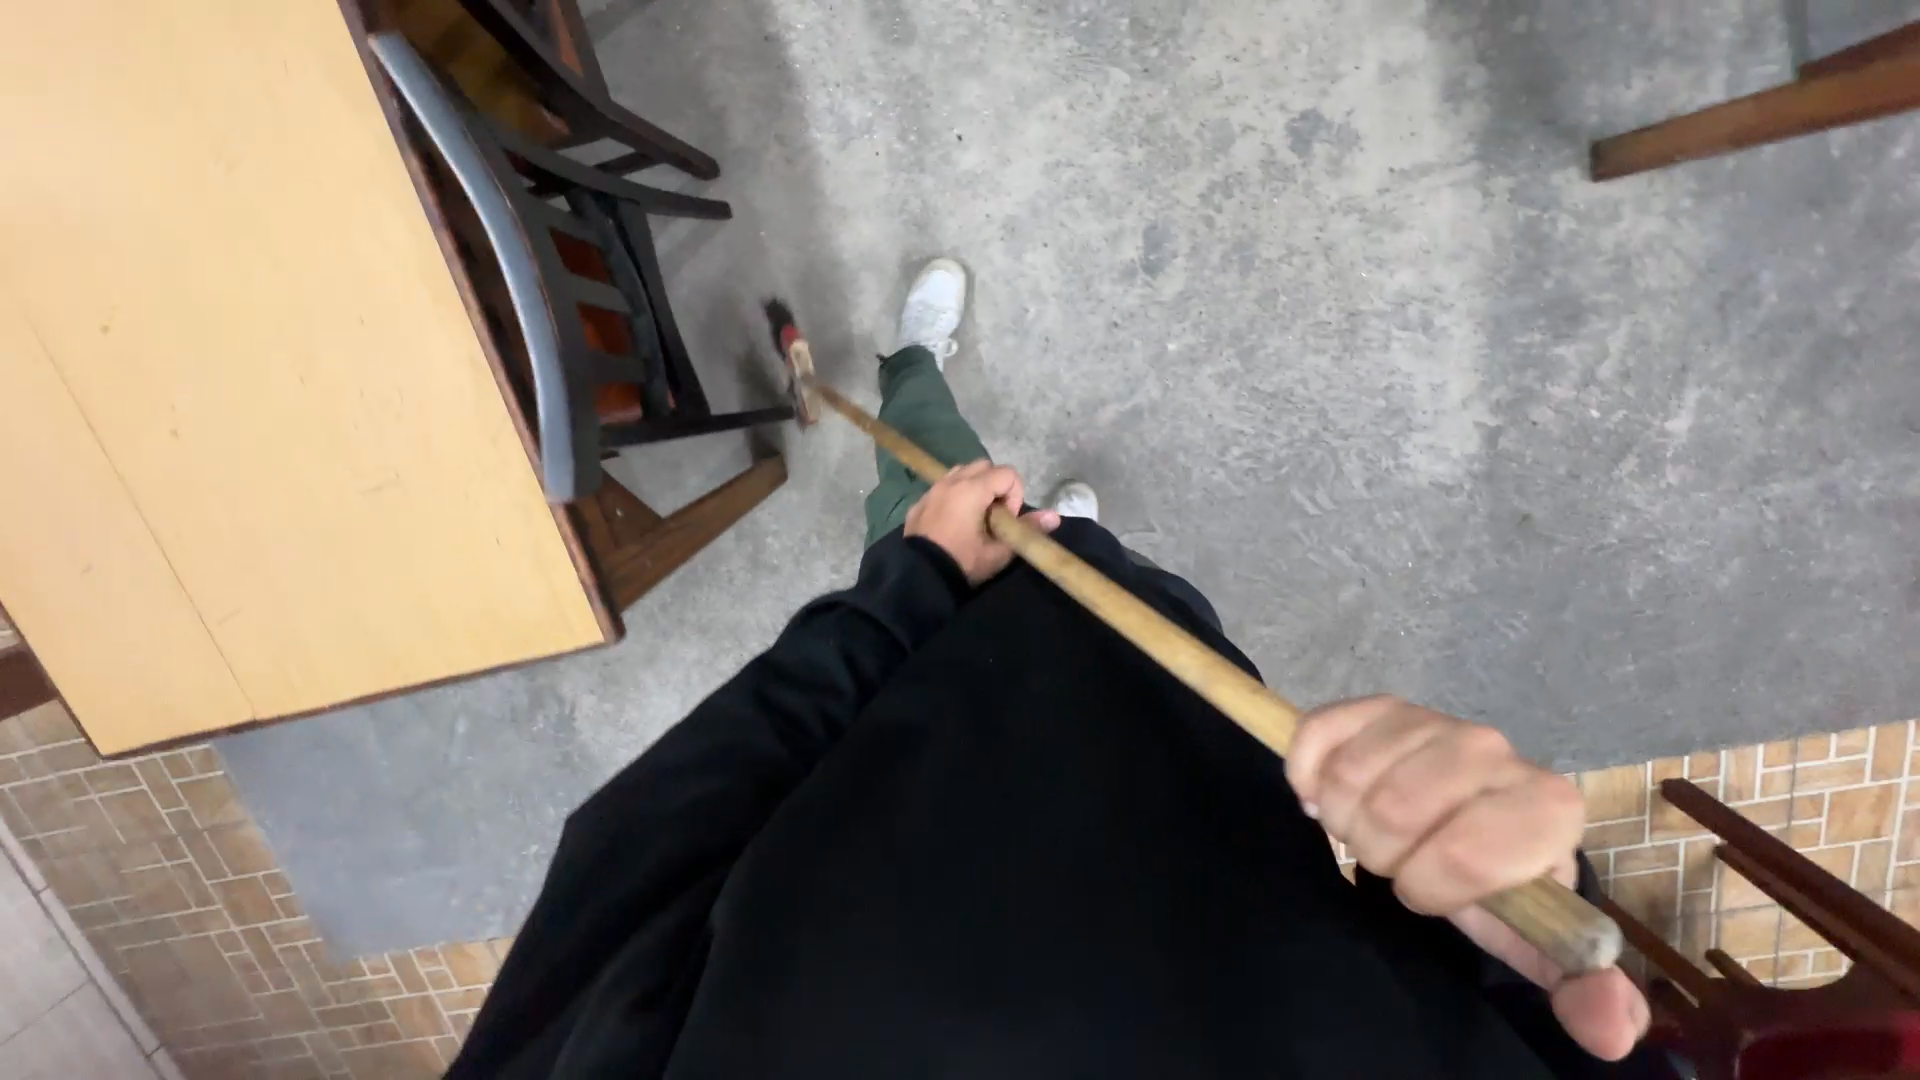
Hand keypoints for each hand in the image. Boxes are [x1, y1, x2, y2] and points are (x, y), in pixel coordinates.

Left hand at [904, 461, 1059, 585]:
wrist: (918, 578)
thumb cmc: (963, 563)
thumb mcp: (999, 551)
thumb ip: (1027, 529)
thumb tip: (1054, 516)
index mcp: (972, 489)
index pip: (1007, 474)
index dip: (1014, 496)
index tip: (1006, 521)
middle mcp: (951, 482)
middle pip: (984, 466)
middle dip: (996, 487)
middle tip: (994, 517)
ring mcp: (932, 490)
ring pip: (961, 473)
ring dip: (974, 488)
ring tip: (974, 517)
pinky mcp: (919, 502)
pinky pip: (943, 487)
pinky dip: (954, 496)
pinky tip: (953, 523)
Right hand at [1285, 696, 1648, 1061]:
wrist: (1465, 810)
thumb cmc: (1493, 876)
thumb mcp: (1536, 937)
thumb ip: (1582, 988)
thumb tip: (1605, 1025)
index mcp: (1544, 805)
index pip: (1464, 856)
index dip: (1428, 888)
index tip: (1427, 892)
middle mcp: (1488, 748)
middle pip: (1393, 812)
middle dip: (1378, 854)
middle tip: (1390, 861)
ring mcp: (1426, 718)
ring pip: (1349, 776)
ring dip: (1341, 818)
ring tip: (1362, 828)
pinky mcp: (1372, 705)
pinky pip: (1317, 736)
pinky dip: (1306, 776)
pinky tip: (1324, 794)